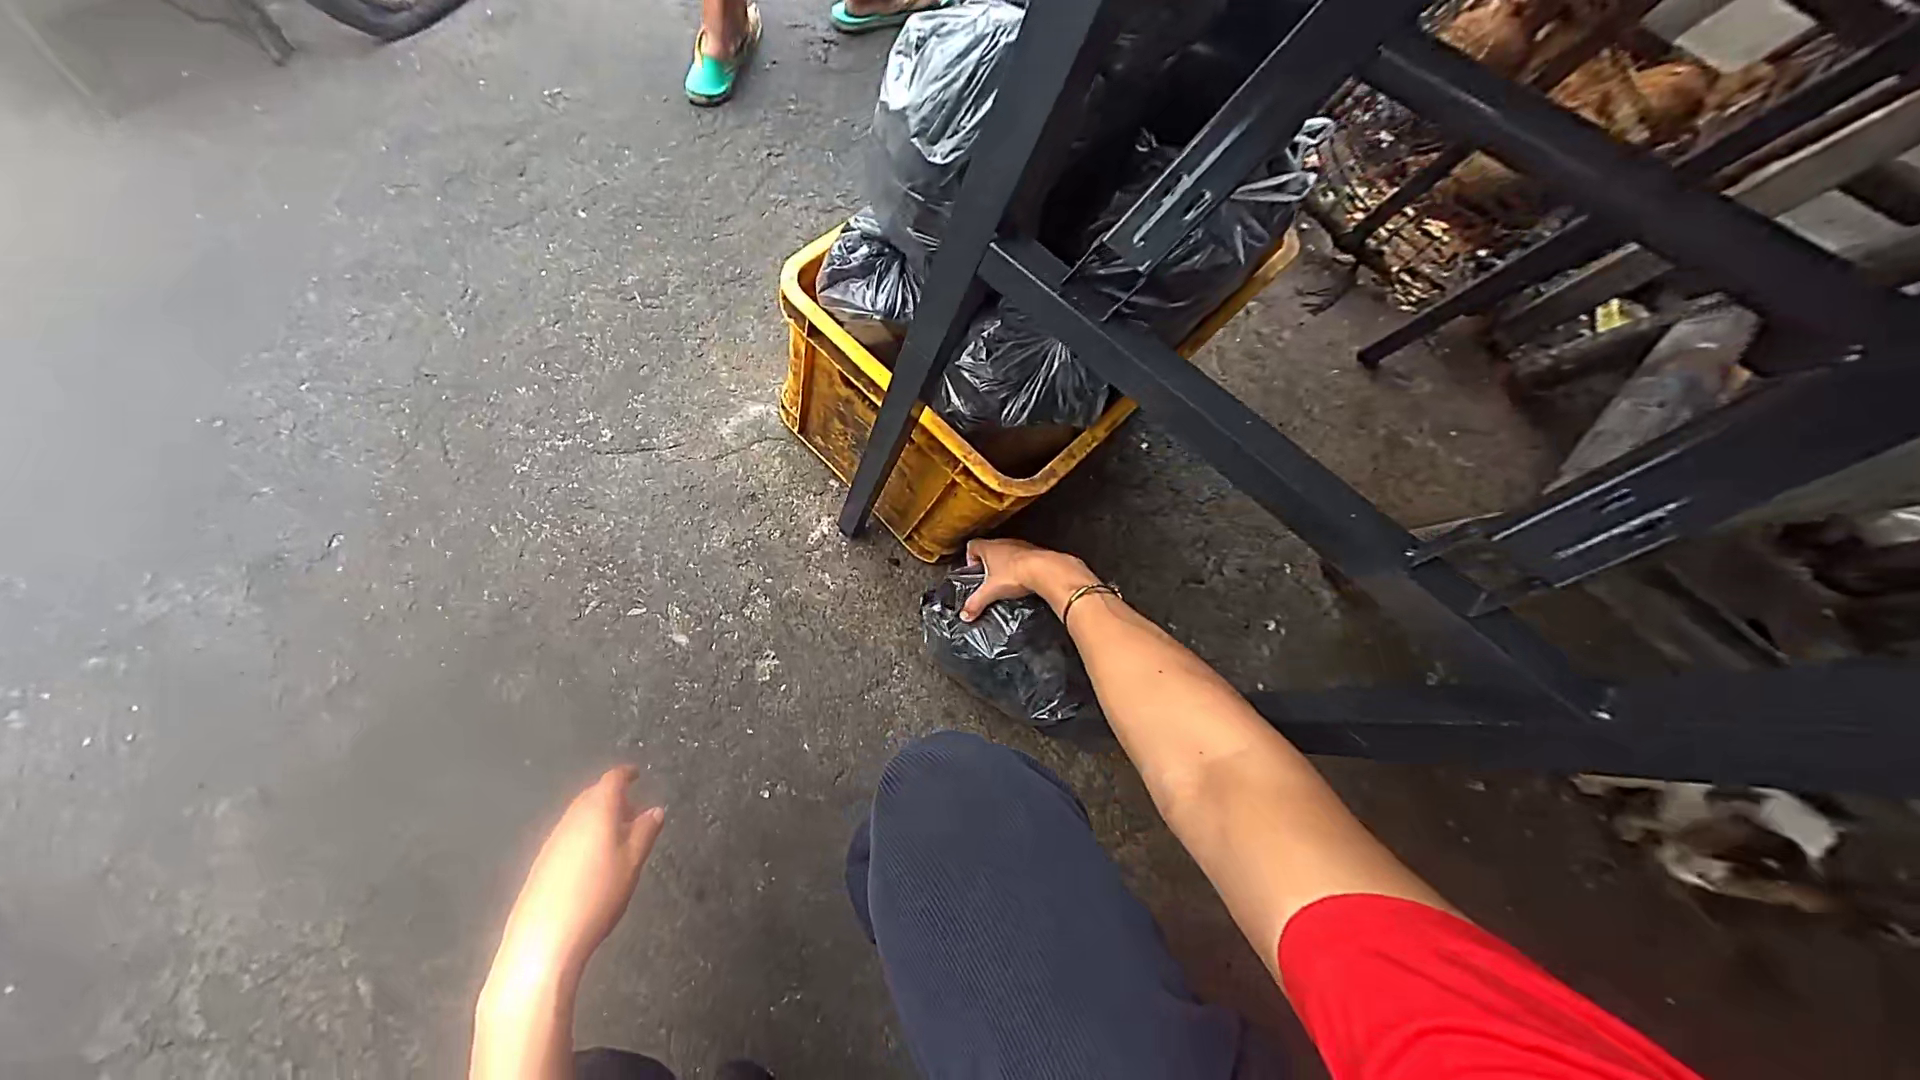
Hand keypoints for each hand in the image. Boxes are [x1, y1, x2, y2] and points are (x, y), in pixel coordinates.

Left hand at [493, 767, 664, 980]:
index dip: (626, 774)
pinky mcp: (539, 867)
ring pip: (578, 817)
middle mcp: (570, 820)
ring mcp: (551, 843)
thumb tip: (655, 810)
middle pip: (592, 796)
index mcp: (596, 811)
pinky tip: (593, 860)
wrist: (542, 943)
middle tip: (634, 806)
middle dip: (612, 795)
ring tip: (618, 834)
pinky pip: (567, 838)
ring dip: (598, 817)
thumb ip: (646, 831)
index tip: (637, 773)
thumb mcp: (634, 861)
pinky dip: (584, 836)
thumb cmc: (597, 895)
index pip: (612, 780)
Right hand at [960, 537, 1096, 621]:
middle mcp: (1004, 543)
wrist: (1044, 569)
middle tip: (988, 580)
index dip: (970, 558)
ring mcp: (1021, 546)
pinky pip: (1024, 557)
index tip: (973, 571)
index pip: (972, 545)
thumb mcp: (990, 592)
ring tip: (1007, 581)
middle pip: (990, 548)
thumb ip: (975, 602)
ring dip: (1006, 564)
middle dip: (988, 563)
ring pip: (1008, 551)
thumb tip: (965, 614)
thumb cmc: (1015, 574)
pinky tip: (1023, 580)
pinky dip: (1021, 566)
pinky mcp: (1035, 552)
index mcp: (989, 548)